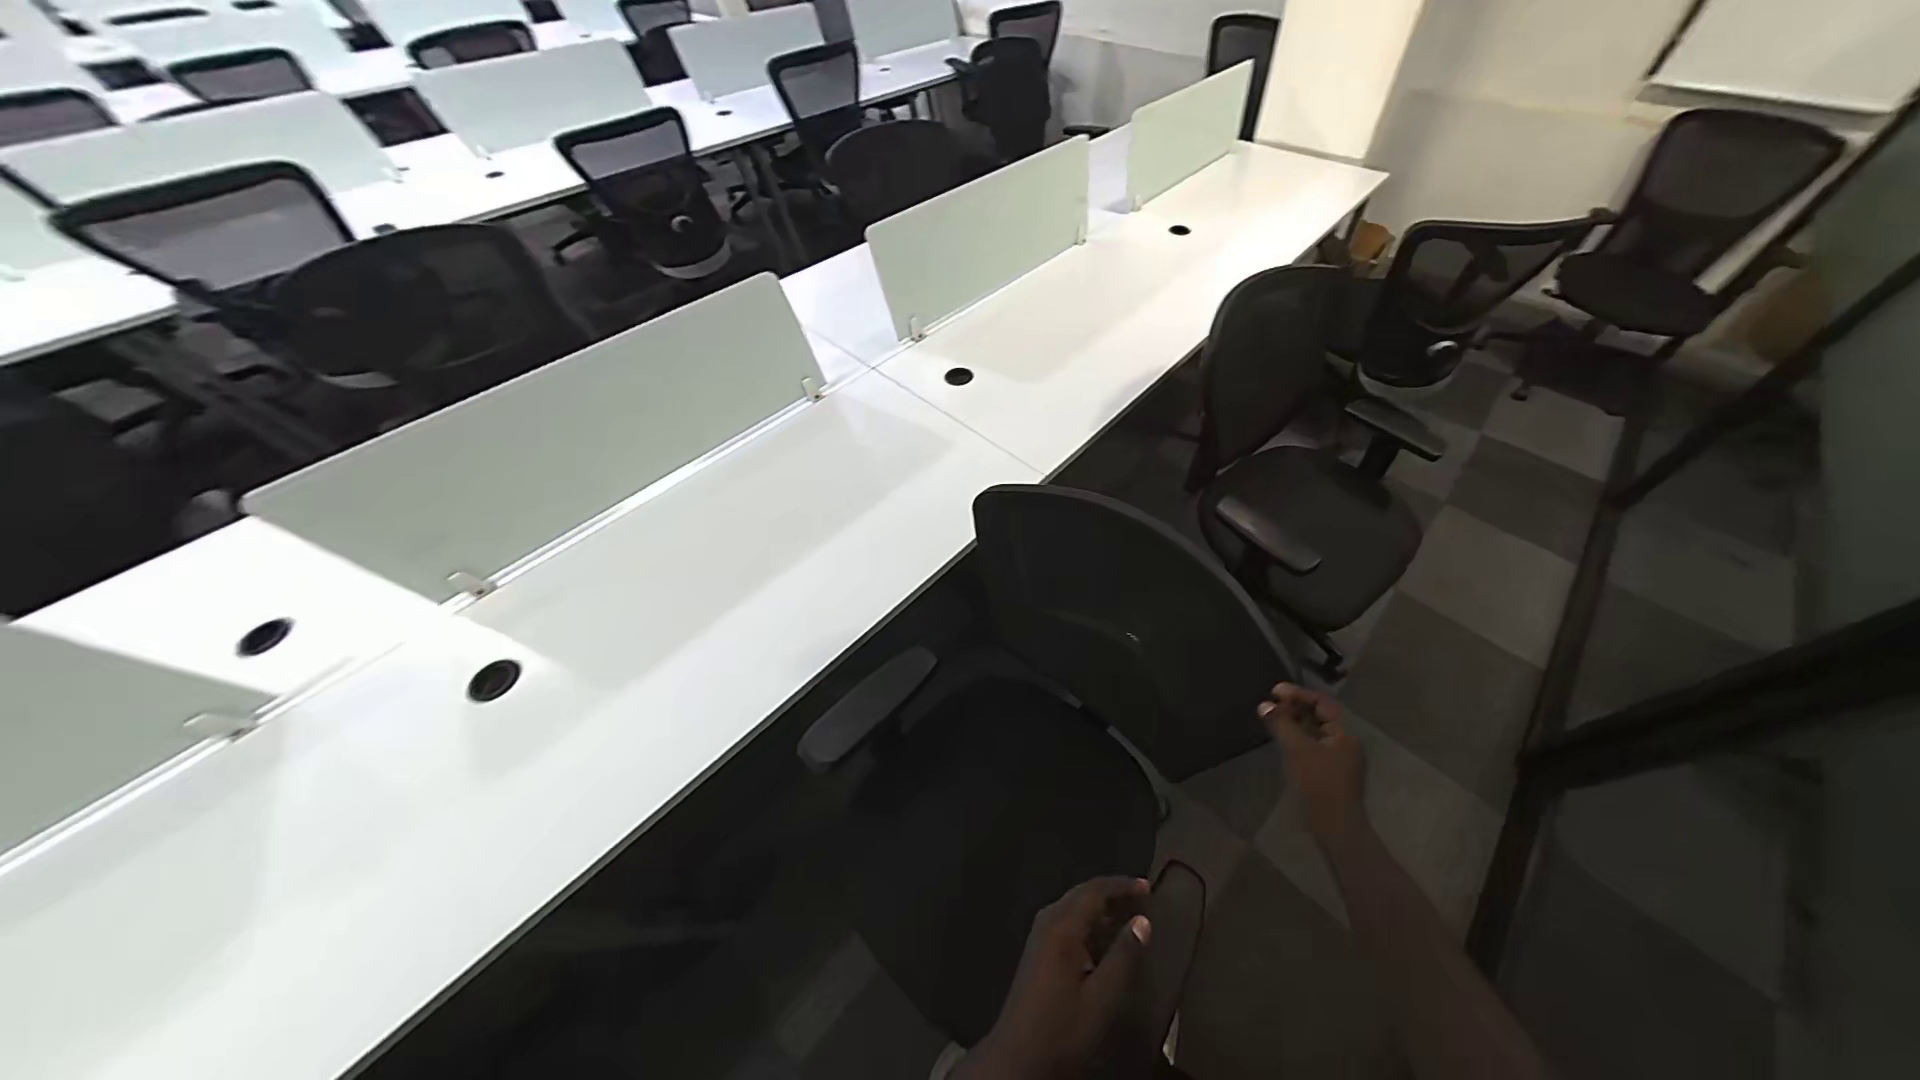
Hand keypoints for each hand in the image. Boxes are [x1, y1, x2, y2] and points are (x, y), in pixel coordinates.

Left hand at [956, 876, 1151, 1079]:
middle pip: (1082, 894)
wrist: (1018, 1055)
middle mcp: (1048, 921)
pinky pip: (1067, 922)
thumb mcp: (1101, 997)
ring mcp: (1039, 935)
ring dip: (1101, 907)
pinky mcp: (1038, 950)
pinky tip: (1104, 940)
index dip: (1121, 885)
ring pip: (1074, 907)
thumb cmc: (1063, 1027)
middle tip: (1142, 898)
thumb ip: (1123, 956)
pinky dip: (1089, 922)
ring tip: (1130, 916)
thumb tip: (1143, 920)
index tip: (1148, 887)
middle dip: (1112, 892)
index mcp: (1062, 927)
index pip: (1094, 890)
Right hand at [1259, 683, 1364, 840]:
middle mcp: (1345, 743)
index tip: (1275, 691)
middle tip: (1270, 705)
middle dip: (1295, 708)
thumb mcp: (1296, 749)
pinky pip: (1312, 746)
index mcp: (1344, 735)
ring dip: (1294, 722)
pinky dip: (1296, 738)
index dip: (1298, 694)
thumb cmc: (1318, 782)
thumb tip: (1265, 705)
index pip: (1322, 703)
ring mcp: (1338, 759)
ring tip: (1272, 719)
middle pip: (1319, 716)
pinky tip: (1282, 740)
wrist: (1335, 825)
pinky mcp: (1329, 772)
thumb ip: (1281, 724)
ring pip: (1314, 732)